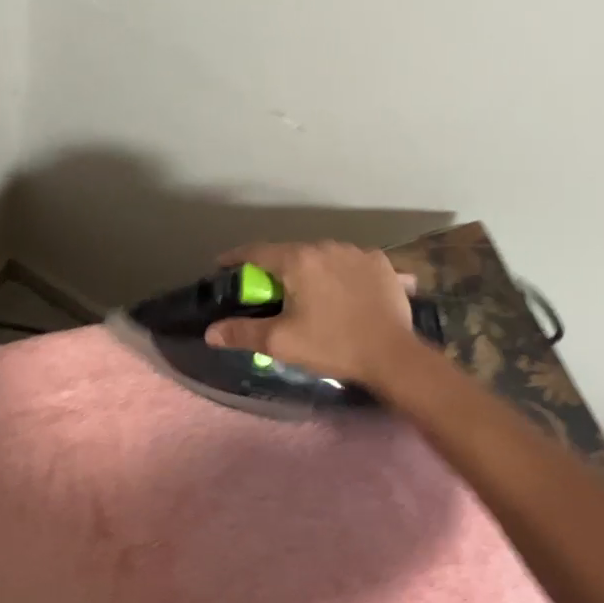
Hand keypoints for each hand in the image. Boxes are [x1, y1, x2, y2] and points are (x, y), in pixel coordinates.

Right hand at [205, 242, 423, 385]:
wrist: (393, 355)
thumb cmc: (332, 346)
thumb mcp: (281, 342)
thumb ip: (242, 333)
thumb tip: (210, 332)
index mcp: (299, 260)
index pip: (257, 251)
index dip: (236, 258)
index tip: (223, 267)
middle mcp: (327, 247)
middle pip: (292, 253)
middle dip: (277, 269)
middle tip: (270, 291)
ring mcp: (358, 253)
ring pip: (324, 256)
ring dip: (312, 270)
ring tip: (310, 293)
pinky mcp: (383, 264)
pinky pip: (353, 264)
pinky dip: (343, 275)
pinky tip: (345, 293)